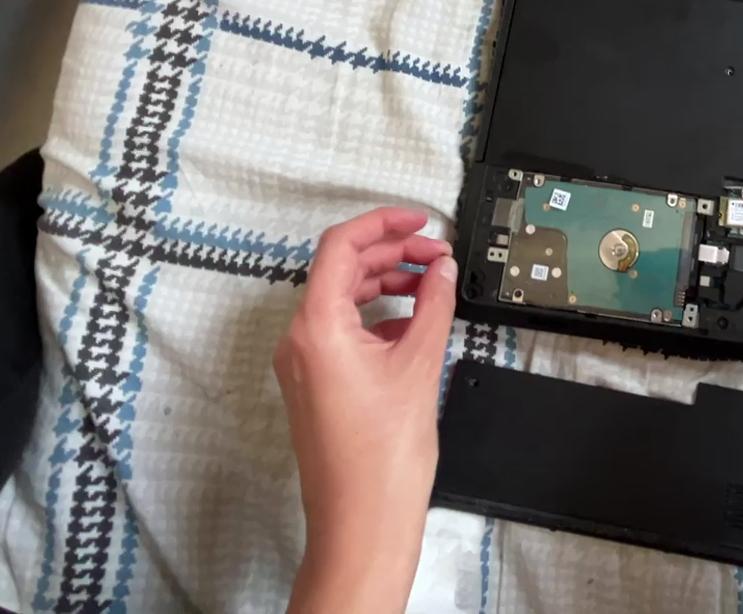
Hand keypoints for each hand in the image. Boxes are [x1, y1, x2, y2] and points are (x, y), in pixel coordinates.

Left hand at [275, 207, 456, 613]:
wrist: (364, 521)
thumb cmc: (383, 455)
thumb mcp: (420, 361)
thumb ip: (433, 302)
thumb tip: (442, 268)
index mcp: (317, 328)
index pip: (342, 247)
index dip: (382, 223)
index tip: (418, 220)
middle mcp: (301, 340)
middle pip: (345, 269)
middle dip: (394, 253)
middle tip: (438, 254)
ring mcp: (306, 361)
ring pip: (346, 296)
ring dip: (389, 281)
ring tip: (432, 281)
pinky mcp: (318, 379)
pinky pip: (346, 325)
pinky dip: (380, 312)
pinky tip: (415, 319)